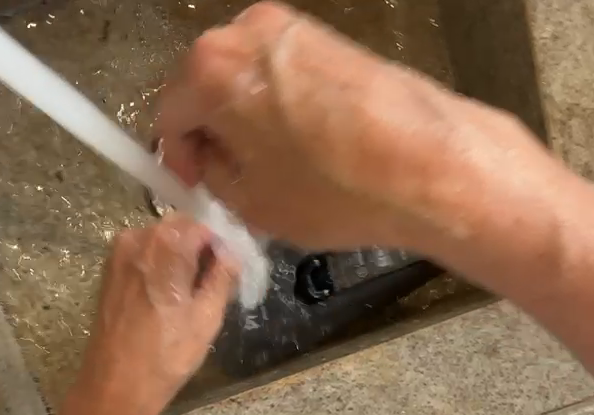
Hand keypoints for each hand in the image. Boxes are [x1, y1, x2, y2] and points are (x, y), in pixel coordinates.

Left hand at [70, 214, 239, 414]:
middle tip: (213, 285)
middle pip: (178, 231)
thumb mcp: (207, 318)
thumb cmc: (166, 355)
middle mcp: (138, 238)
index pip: (204, 227)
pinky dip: (158, 269)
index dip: (221, 247)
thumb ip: (222, 278)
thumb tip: (230, 255)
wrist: (115, 385)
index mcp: (166, 244)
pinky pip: (142, 258)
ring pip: (159, 243)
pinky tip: (166, 299)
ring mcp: (118, 254)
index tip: (230, 271)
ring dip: (178, 260)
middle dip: (198, 251)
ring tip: (189, 296)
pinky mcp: (108, 273)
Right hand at [155, 2, 553, 255]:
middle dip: (212, 137)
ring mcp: (292, 29)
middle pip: (204, 89)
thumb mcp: (251, 205)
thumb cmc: (335, 190)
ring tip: (275, 176)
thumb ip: (212, 178)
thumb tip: (209, 165)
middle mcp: (246, 33)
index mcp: (210, 70)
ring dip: (246, 126)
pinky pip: (281, 78)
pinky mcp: (328, 40)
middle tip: (233, 185)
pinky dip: (279, 114)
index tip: (194, 186)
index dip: (177, 159)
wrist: (425, 166)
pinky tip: (303, 155)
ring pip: (244, 83)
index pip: (168, 115)